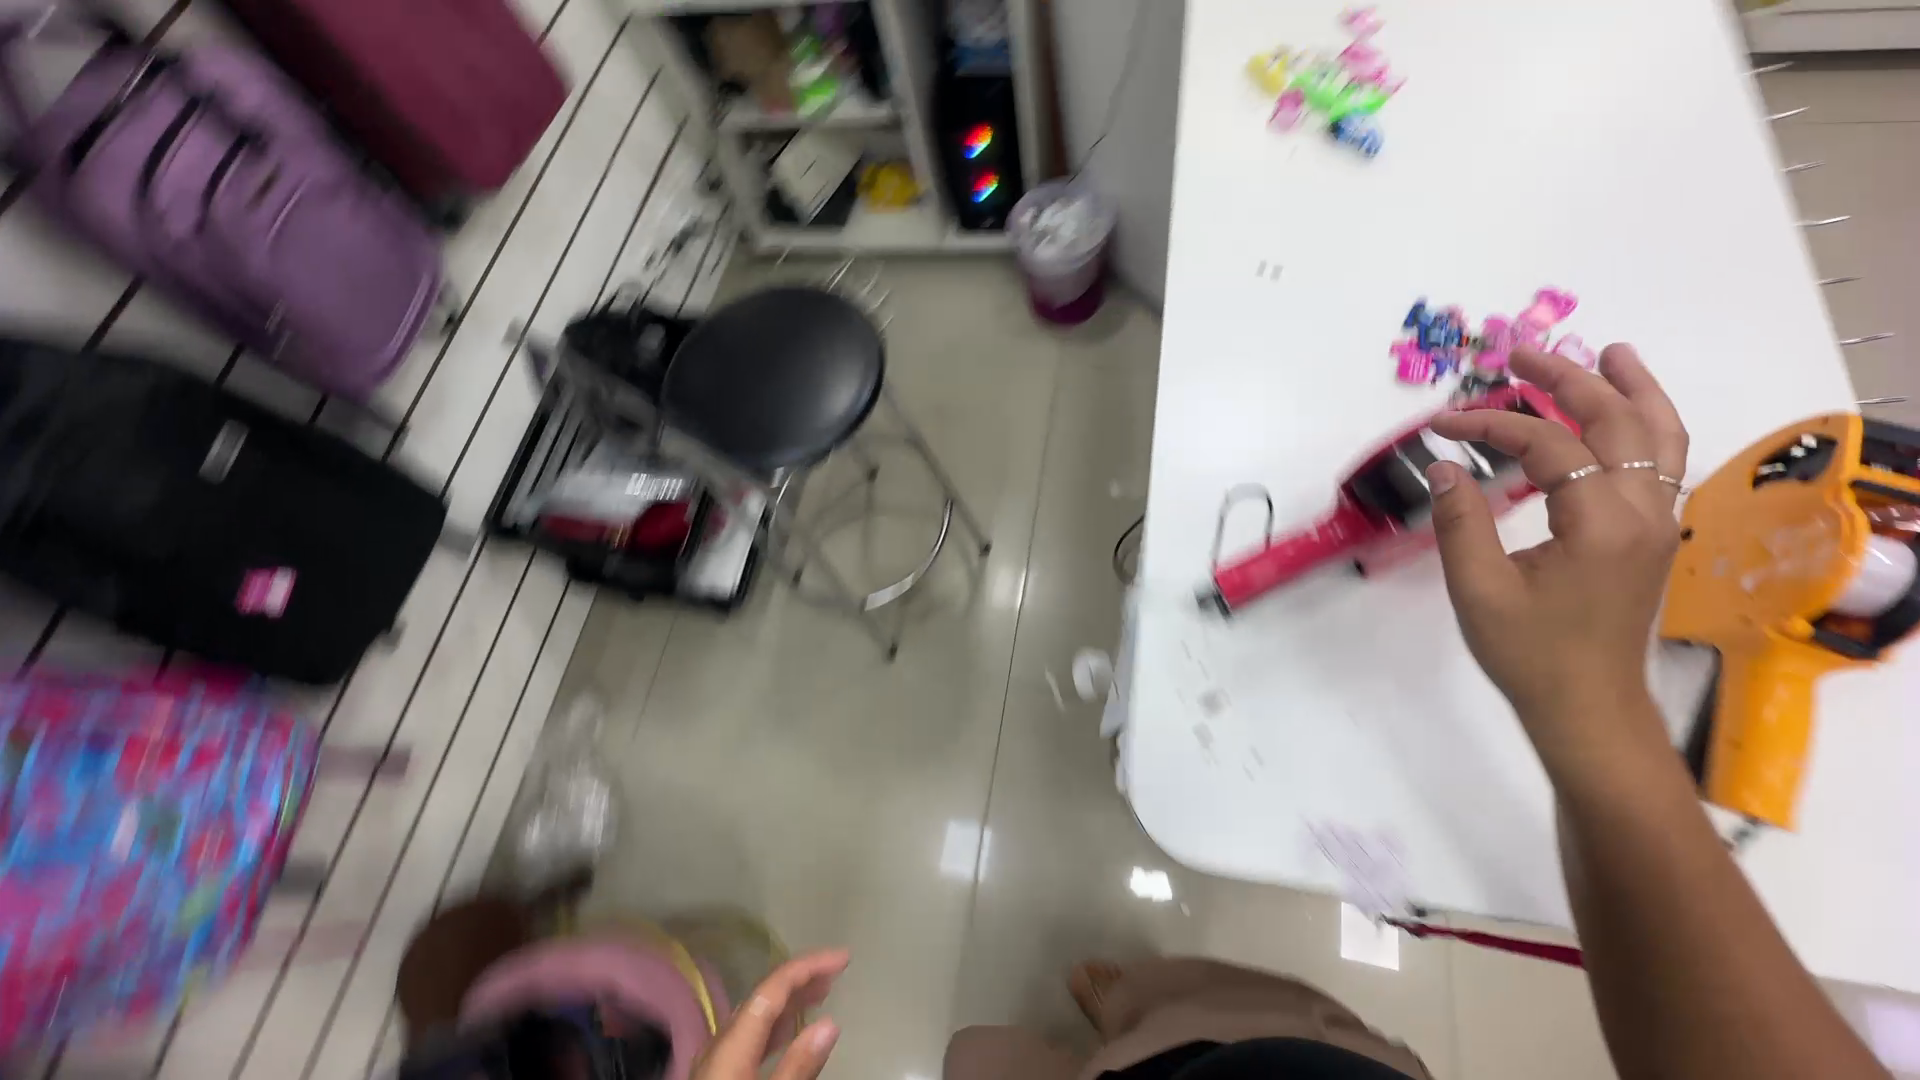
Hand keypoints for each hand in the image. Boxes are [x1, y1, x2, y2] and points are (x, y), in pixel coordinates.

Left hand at [691, 948, 848, 1079]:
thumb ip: (798, 1067)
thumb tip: (831, 1022)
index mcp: (731, 1044)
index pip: (772, 988)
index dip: (808, 966)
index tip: (843, 959)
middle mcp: (720, 1044)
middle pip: (763, 996)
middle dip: (802, 978)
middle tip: (838, 971)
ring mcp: (715, 1061)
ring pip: (756, 1016)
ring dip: (791, 1000)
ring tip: (823, 994)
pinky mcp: (717, 1078)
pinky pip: (751, 1036)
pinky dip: (777, 1025)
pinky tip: (792, 1033)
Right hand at [1425, 346, 1687, 755]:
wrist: (1587, 704)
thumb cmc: (1528, 652)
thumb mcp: (1478, 588)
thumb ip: (1460, 520)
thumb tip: (1442, 465)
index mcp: (1601, 523)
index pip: (1549, 446)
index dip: (1493, 425)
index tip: (1444, 424)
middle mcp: (1644, 512)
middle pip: (1617, 422)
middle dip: (1568, 381)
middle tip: (1522, 355)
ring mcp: (1659, 522)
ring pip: (1659, 436)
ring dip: (1629, 390)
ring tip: (1606, 353)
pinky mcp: (1654, 535)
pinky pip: (1662, 462)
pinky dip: (1646, 425)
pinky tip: (1624, 413)